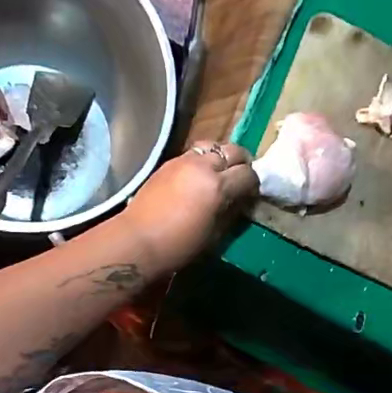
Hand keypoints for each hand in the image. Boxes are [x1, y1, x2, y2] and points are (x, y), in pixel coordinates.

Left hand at [120, 142, 258, 269]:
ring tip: (218, 174)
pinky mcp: (168, 163)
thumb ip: (232, 211)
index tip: (251, 195)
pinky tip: (197, 178)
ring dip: (220, 157)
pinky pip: (193, 154)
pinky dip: (202, 161)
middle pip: (233, 151)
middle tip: (240, 180)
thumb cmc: (179, 246)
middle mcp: (203, 166)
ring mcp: (183, 161)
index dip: (253, 185)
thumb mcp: (215, 234)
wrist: (137, 241)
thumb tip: (241, 201)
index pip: (248, 174)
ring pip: (212, 146)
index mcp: (217, 186)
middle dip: (242, 164)